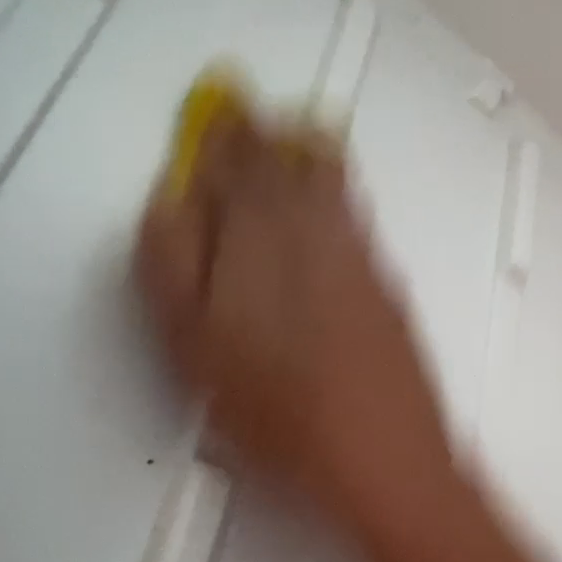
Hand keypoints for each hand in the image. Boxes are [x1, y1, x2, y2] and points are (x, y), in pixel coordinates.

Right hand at [133, 110, 458, 528]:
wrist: (385, 457)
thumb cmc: (282, 417)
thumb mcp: (197, 351)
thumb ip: (175, 266)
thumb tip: (173, 202)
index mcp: (259, 246)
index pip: (234, 171)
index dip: (218, 137)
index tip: (210, 106)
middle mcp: (316, 239)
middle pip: (283, 170)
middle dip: (258, 133)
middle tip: (244, 104)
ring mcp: (361, 261)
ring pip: (327, 186)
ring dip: (301, 150)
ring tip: (288, 125)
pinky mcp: (389, 287)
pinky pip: (357, 216)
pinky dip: (339, 187)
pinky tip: (333, 186)